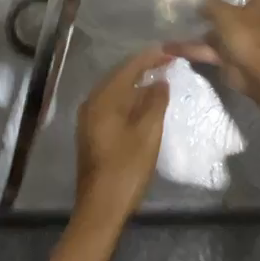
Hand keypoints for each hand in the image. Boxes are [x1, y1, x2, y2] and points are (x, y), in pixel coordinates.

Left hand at [75, 47, 172, 224]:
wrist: (100, 208)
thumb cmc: (126, 169)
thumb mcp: (148, 133)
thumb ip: (155, 102)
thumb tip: (160, 81)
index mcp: (103, 100)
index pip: (128, 68)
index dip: (150, 58)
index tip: (170, 51)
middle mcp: (92, 104)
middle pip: (119, 77)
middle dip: (143, 68)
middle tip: (167, 62)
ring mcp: (89, 119)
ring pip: (115, 91)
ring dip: (136, 83)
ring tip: (159, 78)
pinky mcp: (92, 132)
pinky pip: (112, 104)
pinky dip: (129, 98)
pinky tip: (143, 103)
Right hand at [179, 0, 259, 96]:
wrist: (249, 71)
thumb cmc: (242, 35)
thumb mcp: (225, 13)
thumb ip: (212, 4)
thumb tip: (202, 2)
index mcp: (252, 9)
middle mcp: (244, 25)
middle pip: (228, 15)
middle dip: (210, 11)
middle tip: (190, 6)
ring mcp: (233, 42)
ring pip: (212, 35)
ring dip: (196, 32)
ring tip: (175, 26)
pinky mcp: (223, 58)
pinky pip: (204, 51)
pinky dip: (189, 50)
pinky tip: (170, 46)